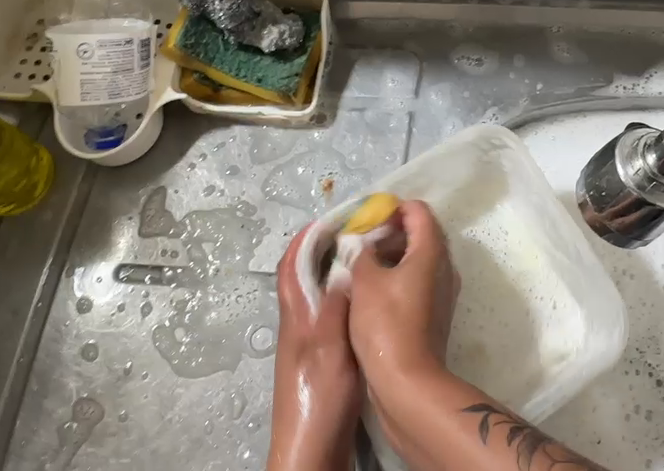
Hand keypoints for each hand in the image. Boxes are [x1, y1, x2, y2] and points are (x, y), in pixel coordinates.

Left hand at [269, 225, 361, 470]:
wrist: (311, 454)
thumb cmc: (318, 398)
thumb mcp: (329, 347)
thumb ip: (335, 306)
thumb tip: (344, 262)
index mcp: (296, 316)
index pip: (291, 265)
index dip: (307, 237)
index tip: (334, 216)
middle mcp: (300, 325)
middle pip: (307, 275)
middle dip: (328, 249)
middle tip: (362, 231)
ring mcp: (312, 344)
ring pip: (323, 295)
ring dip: (340, 272)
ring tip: (372, 257)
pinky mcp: (325, 362)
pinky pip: (335, 316)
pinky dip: (350, 299)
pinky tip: (372, 302)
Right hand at [346, 200, 458, 391]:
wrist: (408, 383)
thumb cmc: (386, 325)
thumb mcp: (364, 282)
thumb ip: (360, 253)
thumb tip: (359, 242)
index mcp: (431, 250)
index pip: (418, 210)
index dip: (392, 208)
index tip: (366, 220)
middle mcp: (444, 265)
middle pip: (420, 232)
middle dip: (390, 231)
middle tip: (360, 242)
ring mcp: (443, 290)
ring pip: (419, 258)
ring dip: (392, 255)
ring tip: (361, 265)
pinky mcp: (436, 311)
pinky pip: (418, 280)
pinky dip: (398, 276)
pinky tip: (372, 290)